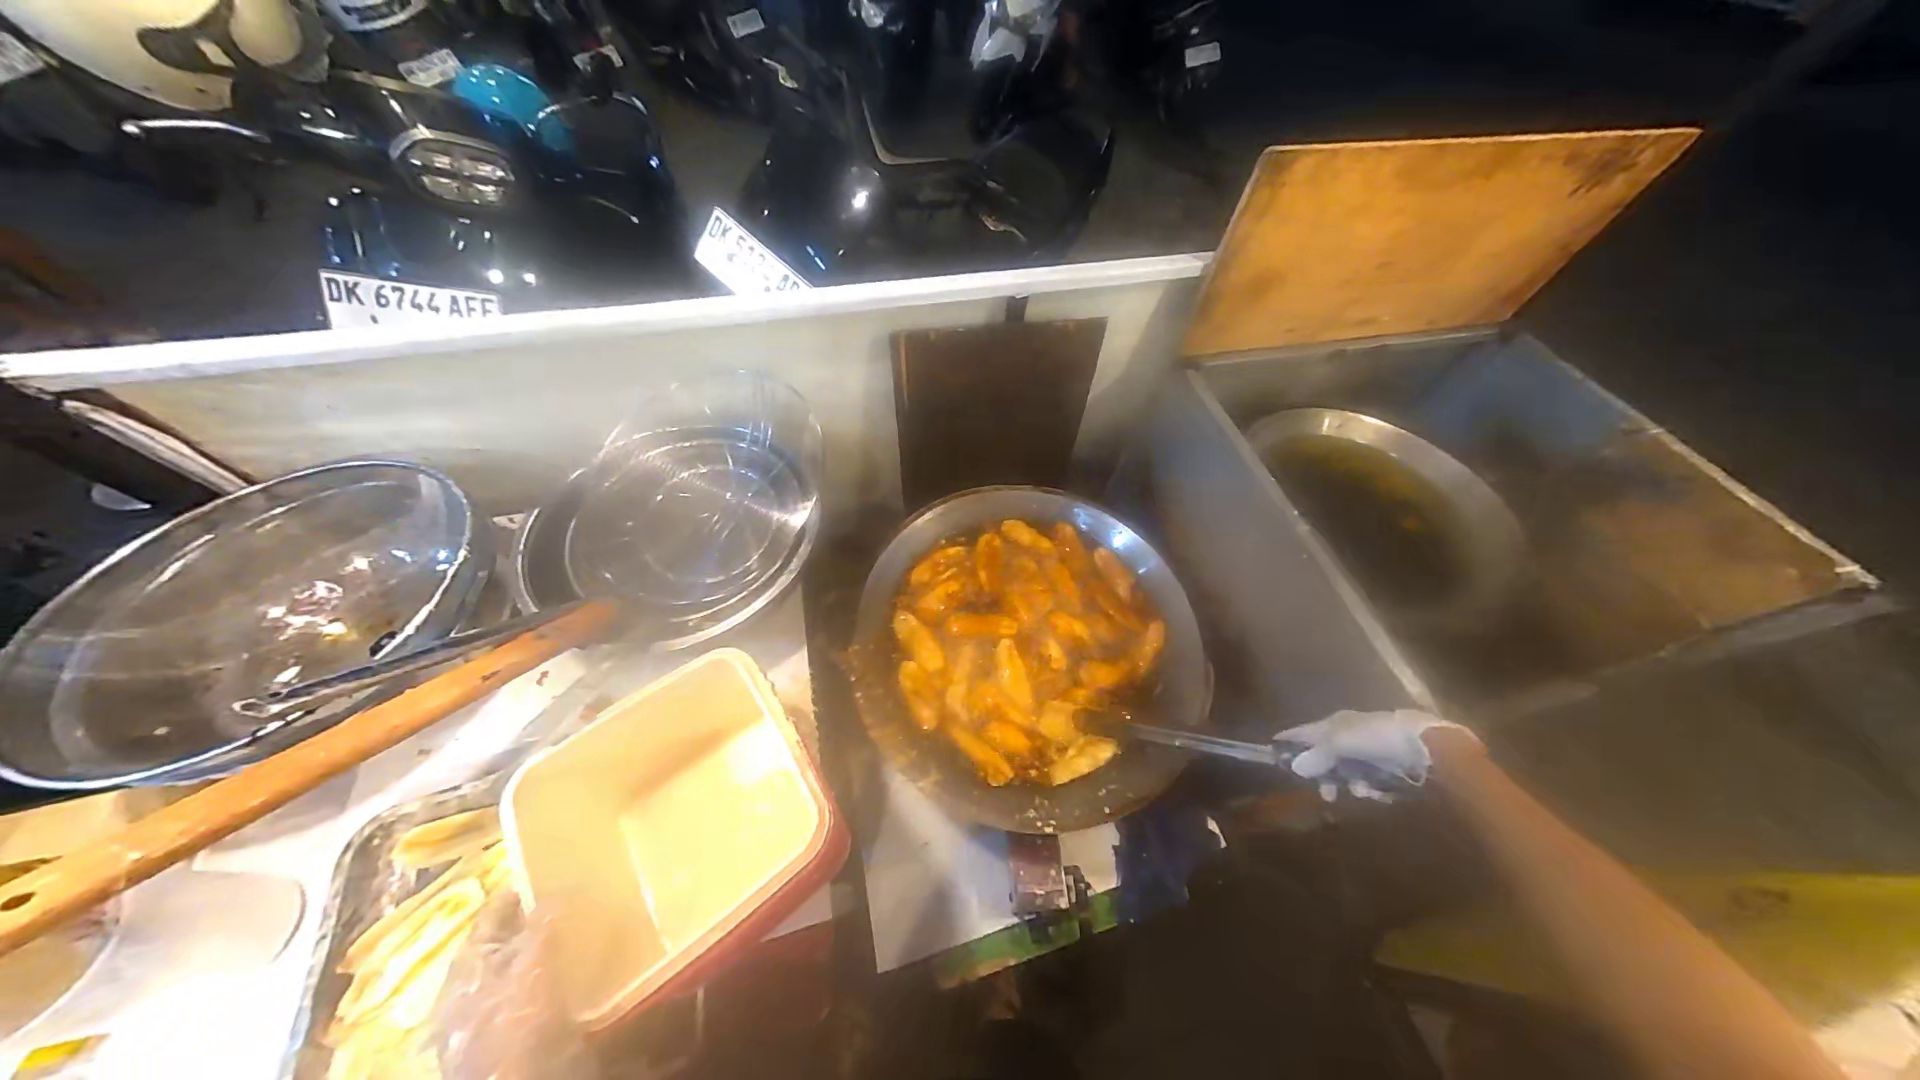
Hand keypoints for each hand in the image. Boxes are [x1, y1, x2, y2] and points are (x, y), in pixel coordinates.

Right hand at [1276, 708, 1476, 800]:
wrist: (1424, 743)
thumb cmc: (1375, 737)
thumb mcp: (1339, 743)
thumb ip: (1317, 755)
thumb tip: (1294, 767)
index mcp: (1333, 723)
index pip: (1303, 731)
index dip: (1289, 740)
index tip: (1272, 748)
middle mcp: (1347, 733)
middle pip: (1324, 754)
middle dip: (1323, 774)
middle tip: (1325, 793)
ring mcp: (1368, 748)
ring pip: (1346, 769)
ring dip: (1348, 783)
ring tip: (1358, 793)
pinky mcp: (1386, 762)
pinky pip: (1366, 776)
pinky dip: (1366, 785)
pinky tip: (1372, 792)